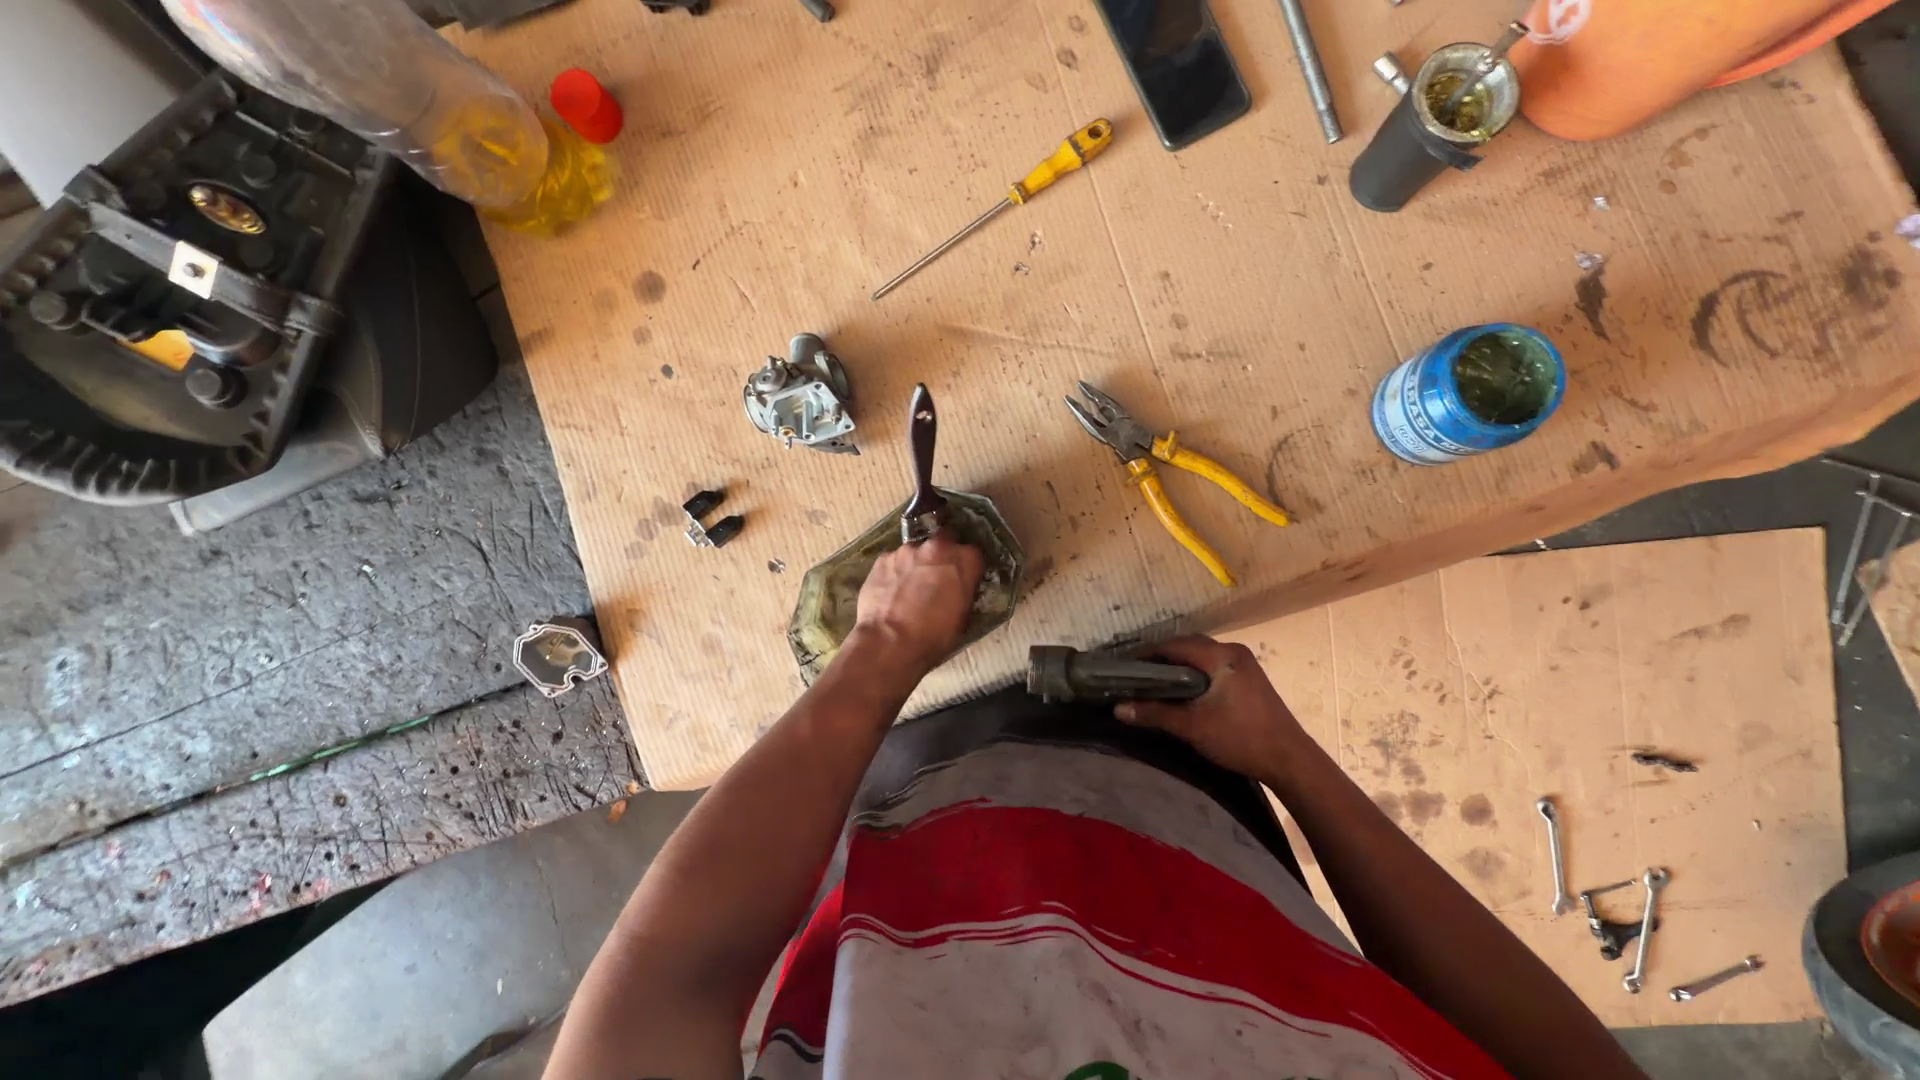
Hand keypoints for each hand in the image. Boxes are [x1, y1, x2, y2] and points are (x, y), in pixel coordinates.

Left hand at [850, 531, 984, 675]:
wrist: (889, 642)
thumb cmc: (933, 636)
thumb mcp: (962, 616)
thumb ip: (964, 590)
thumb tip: (960, 586)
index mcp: (964, 560)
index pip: (973, 554)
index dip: (967, 567)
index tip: (963, 578)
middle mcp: (937, 547)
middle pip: (944, 542)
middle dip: (942, 556)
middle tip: (937, 578)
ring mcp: (907, 550)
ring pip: (916, 551)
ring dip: (916, 564)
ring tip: (909, 588)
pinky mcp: (883, 558)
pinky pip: (894, 562)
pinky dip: (895, 572)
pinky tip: (891, 592)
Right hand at [1115, 636, 1312, 780]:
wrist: (1289, 759)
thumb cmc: (1239, 738)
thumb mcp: (1192, 726)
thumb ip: (1154, 713)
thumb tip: (1117, 708)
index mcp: (1220, 656)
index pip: (1174, 644)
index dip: (1147, 654)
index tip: (1125, 667)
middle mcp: (1233, 651)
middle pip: (1189, 645)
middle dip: (1162, 657)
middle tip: (1137, 674)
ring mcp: (1245, 664)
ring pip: (1203, 656)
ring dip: (1179, 665)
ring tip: (1156, 682)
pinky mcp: (1251, 678)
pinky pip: (1214, 665)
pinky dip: (1195, 672)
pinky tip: (1184, 690)